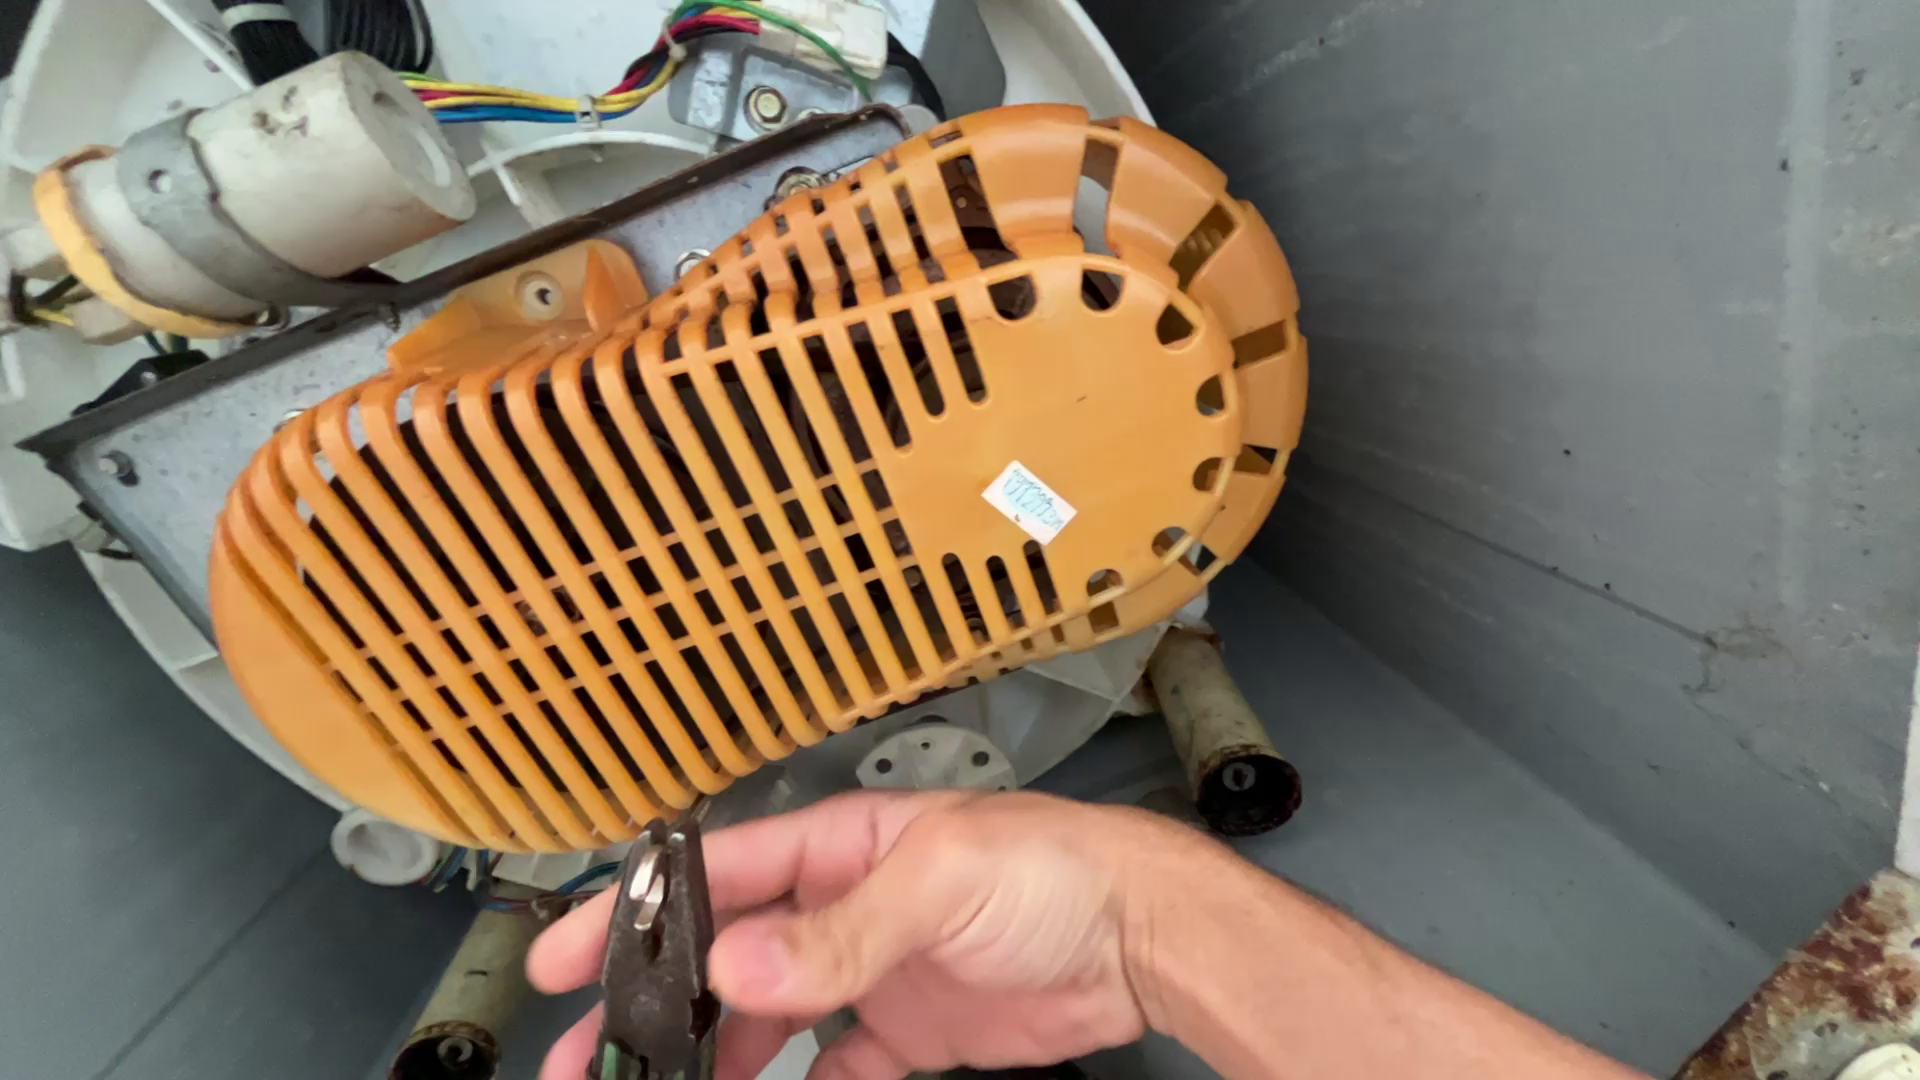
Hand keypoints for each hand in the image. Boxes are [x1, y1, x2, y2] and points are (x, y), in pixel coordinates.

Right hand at [527, 790, 1209, 1079]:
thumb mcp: (941, 879)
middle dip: (657, 996)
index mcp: (844, 846)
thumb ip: (844, 928)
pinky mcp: (902, 1033)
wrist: (1130, 933)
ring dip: (708, 1055)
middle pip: (732, 951)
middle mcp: (844, 905)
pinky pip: (826, 1069)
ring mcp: (869, 972)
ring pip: (765, 1017)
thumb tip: (734, 964)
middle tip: (583, 1058)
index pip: (730, 868)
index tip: (570, 954)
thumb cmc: (1038, 869)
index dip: (648, 904)